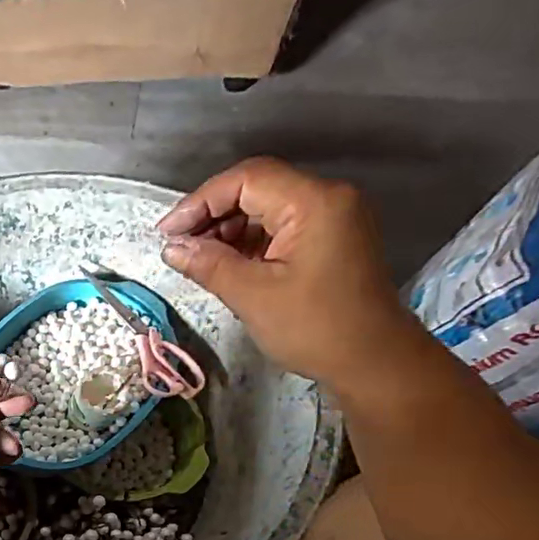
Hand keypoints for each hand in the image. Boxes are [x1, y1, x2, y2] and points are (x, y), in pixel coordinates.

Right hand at [157, 158, 433, 391]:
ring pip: (266, 207)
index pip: (247, 179)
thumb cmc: (313, 328)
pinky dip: (248, 241)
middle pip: (257, 188)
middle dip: (212, 214)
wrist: (371, 359)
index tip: (166, 233)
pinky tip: (224, 264)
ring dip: (227, 229)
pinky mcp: (329, 239)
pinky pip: (280, 227)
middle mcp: (327, 197)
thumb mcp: (253, 296)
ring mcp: (331, 217)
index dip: (200, 201)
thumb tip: (172, 248)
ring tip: (196, 259)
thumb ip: (209, 265)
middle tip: (177, 247)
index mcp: (313, 202)